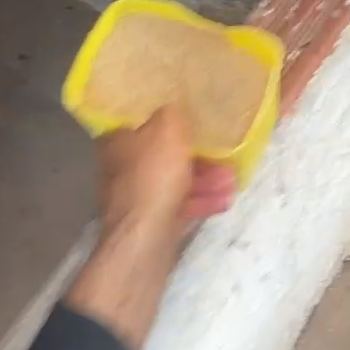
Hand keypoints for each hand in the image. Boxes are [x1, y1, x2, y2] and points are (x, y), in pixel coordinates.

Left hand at [67, 106, 235, 349]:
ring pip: (175, 181)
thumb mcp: (167, 131)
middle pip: (163, 153)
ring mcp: (136, 197)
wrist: (144, 240)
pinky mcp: (152, 221)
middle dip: (197, 154)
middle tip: (224, 153)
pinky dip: (201, 201)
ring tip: (232, 180)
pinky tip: (224, 200)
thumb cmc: (152, 178)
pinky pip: (180, 204)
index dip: (166, 117)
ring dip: (205, 179)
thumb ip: (172, 114)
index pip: (139, 120)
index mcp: (117, 141)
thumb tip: (172, 109)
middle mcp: (122, 167)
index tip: (191, 117)